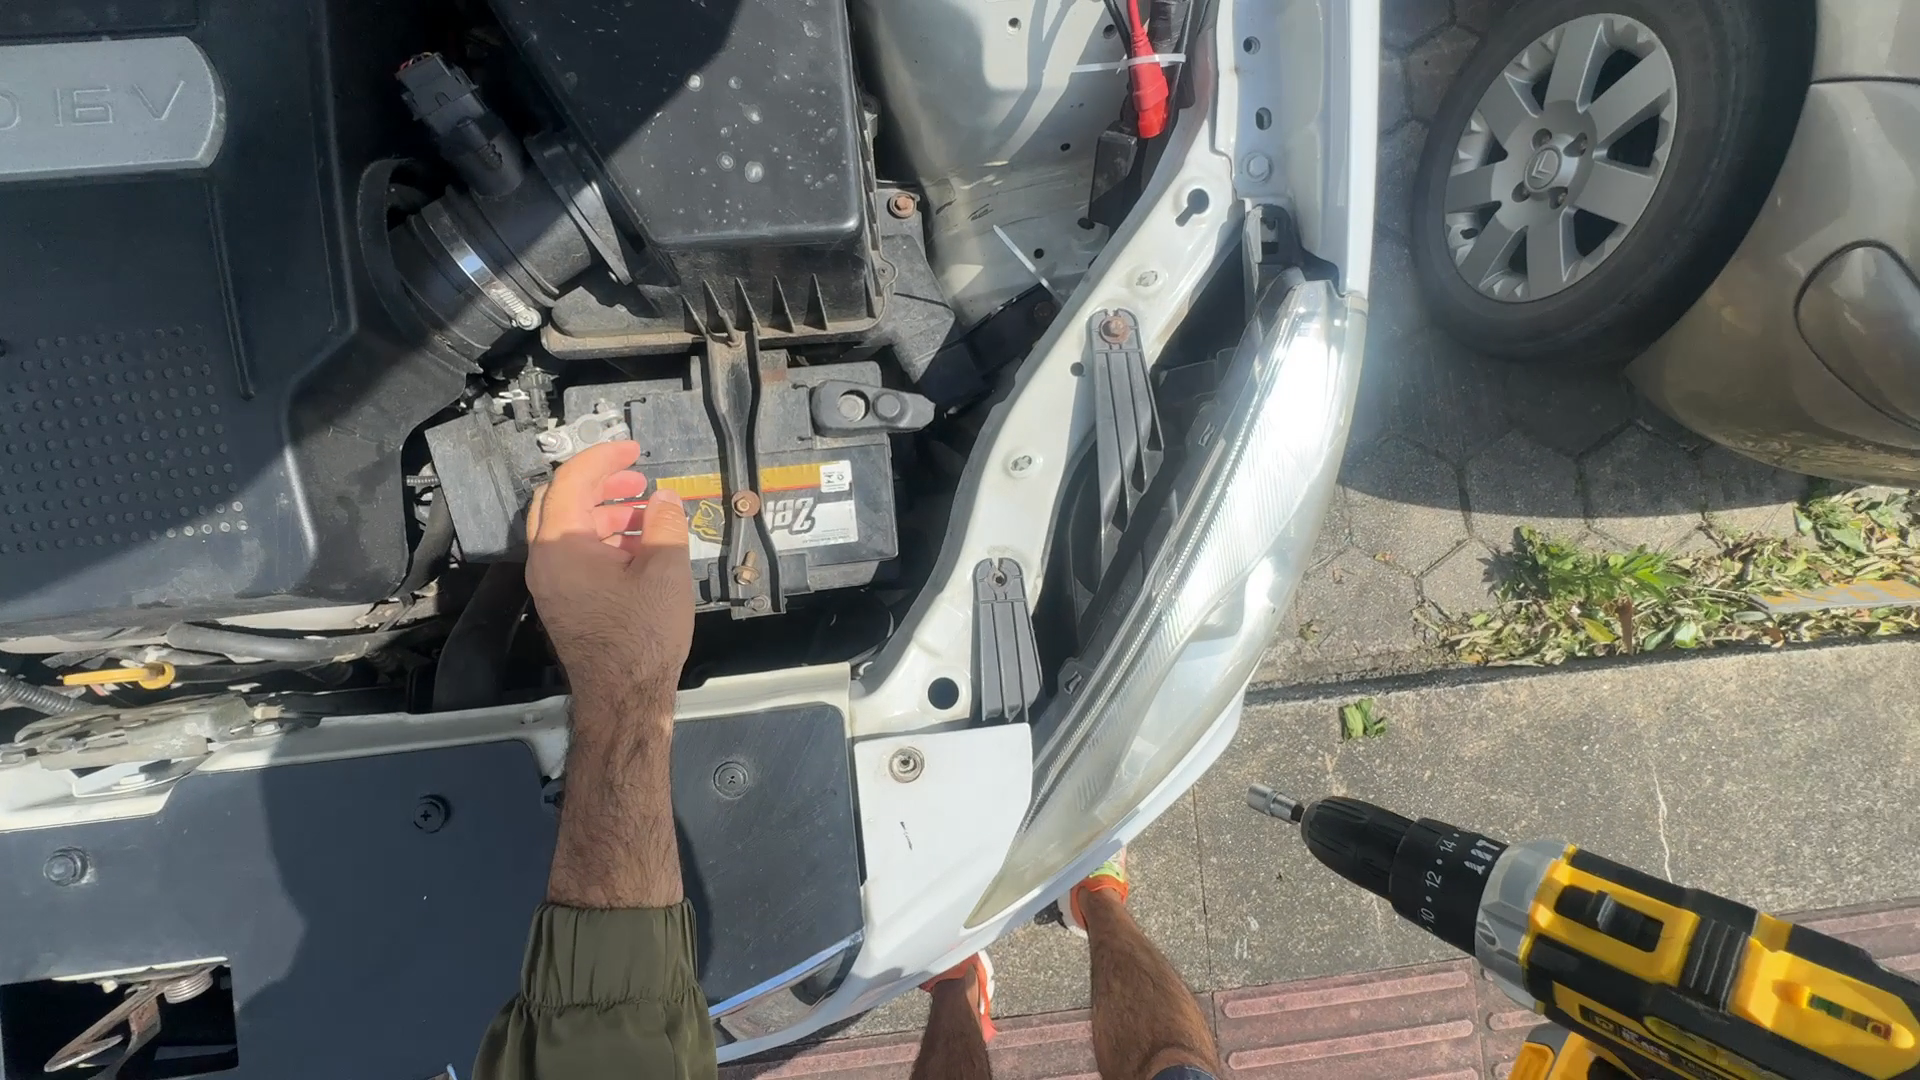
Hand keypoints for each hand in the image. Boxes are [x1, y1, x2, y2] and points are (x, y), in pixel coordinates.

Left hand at [526, 441, 692, 725]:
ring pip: (569, 528)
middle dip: (601, 483)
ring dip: (606, 511)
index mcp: (562, 545)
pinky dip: (604, 538)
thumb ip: (664, 524)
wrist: (624, 695)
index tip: (635, 448)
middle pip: (562, 501)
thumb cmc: (644, 632)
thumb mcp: (666, 570)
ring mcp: (551, 583)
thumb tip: (664, 499)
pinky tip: (639, 547)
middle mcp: (545, 560)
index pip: (572, 481)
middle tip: (640, 479)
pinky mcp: (564, 601)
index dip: (604, 458)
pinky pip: (575, 554)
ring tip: (648, 513)